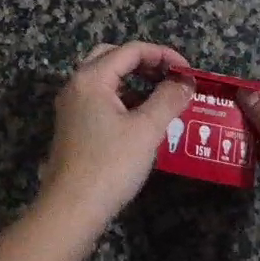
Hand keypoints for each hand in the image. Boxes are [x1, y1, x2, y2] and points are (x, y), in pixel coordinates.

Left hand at [40, 42, 193, 226]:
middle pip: (113, 57)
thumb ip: (168, 99)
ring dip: (133, 81)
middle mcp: (76, 84)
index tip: (188, 71)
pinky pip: (99, 98)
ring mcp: (71, 105)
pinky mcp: (72, 125)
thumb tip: (185, 82)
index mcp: (91, 78)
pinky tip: (140, 118)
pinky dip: (122, 98)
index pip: (131, 50)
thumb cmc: (110, 165)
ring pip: (105, 79)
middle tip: (170, 76)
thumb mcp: (146, 130)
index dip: (163, 54)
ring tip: (161, 95)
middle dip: (144, 62)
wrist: (71, 209)